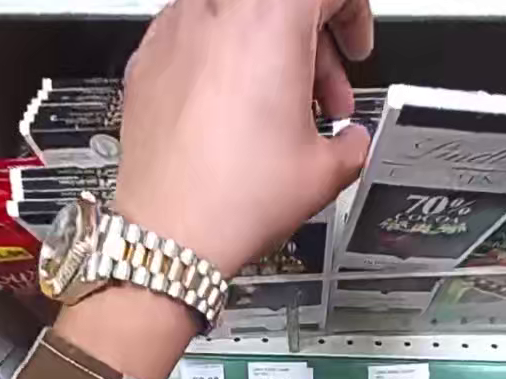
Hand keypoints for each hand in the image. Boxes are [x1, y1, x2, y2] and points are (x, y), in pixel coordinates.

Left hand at [116, 0, 374, 277]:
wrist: (173, 230)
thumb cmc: (234, 197)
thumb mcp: (323, 175)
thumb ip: (353, 143)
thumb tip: (353, 142)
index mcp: (271, 19)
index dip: (353, 14)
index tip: (354, 47)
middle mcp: (219, 8)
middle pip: (281, 2)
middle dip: (315, 45)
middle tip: (328, 99)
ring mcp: (177, 28)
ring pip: (240, 17)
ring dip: (272, 55)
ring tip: (284, 114)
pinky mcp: (150, 57)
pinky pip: (201, 41)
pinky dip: (229, 65)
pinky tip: (239, 120)